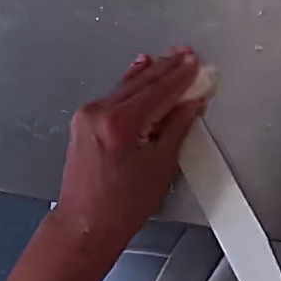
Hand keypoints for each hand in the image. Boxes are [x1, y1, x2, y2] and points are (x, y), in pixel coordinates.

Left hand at [47, 48, 205, 259]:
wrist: (85, 225)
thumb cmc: (120, 207)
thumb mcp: (160, 167)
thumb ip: (177, 127)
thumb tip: (191, 104)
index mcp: (119, 124)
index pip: (158, 91)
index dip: (181, 76)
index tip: (196, 64)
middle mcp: (99, 112)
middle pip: (142, 83)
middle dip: (168, 68)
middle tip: (187, 54)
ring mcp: (88, 113)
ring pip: (127, 85)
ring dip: (151, 72)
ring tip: (171, 57)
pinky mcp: (84, 119)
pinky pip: (114, 94)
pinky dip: (132, 83)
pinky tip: (141, 69)